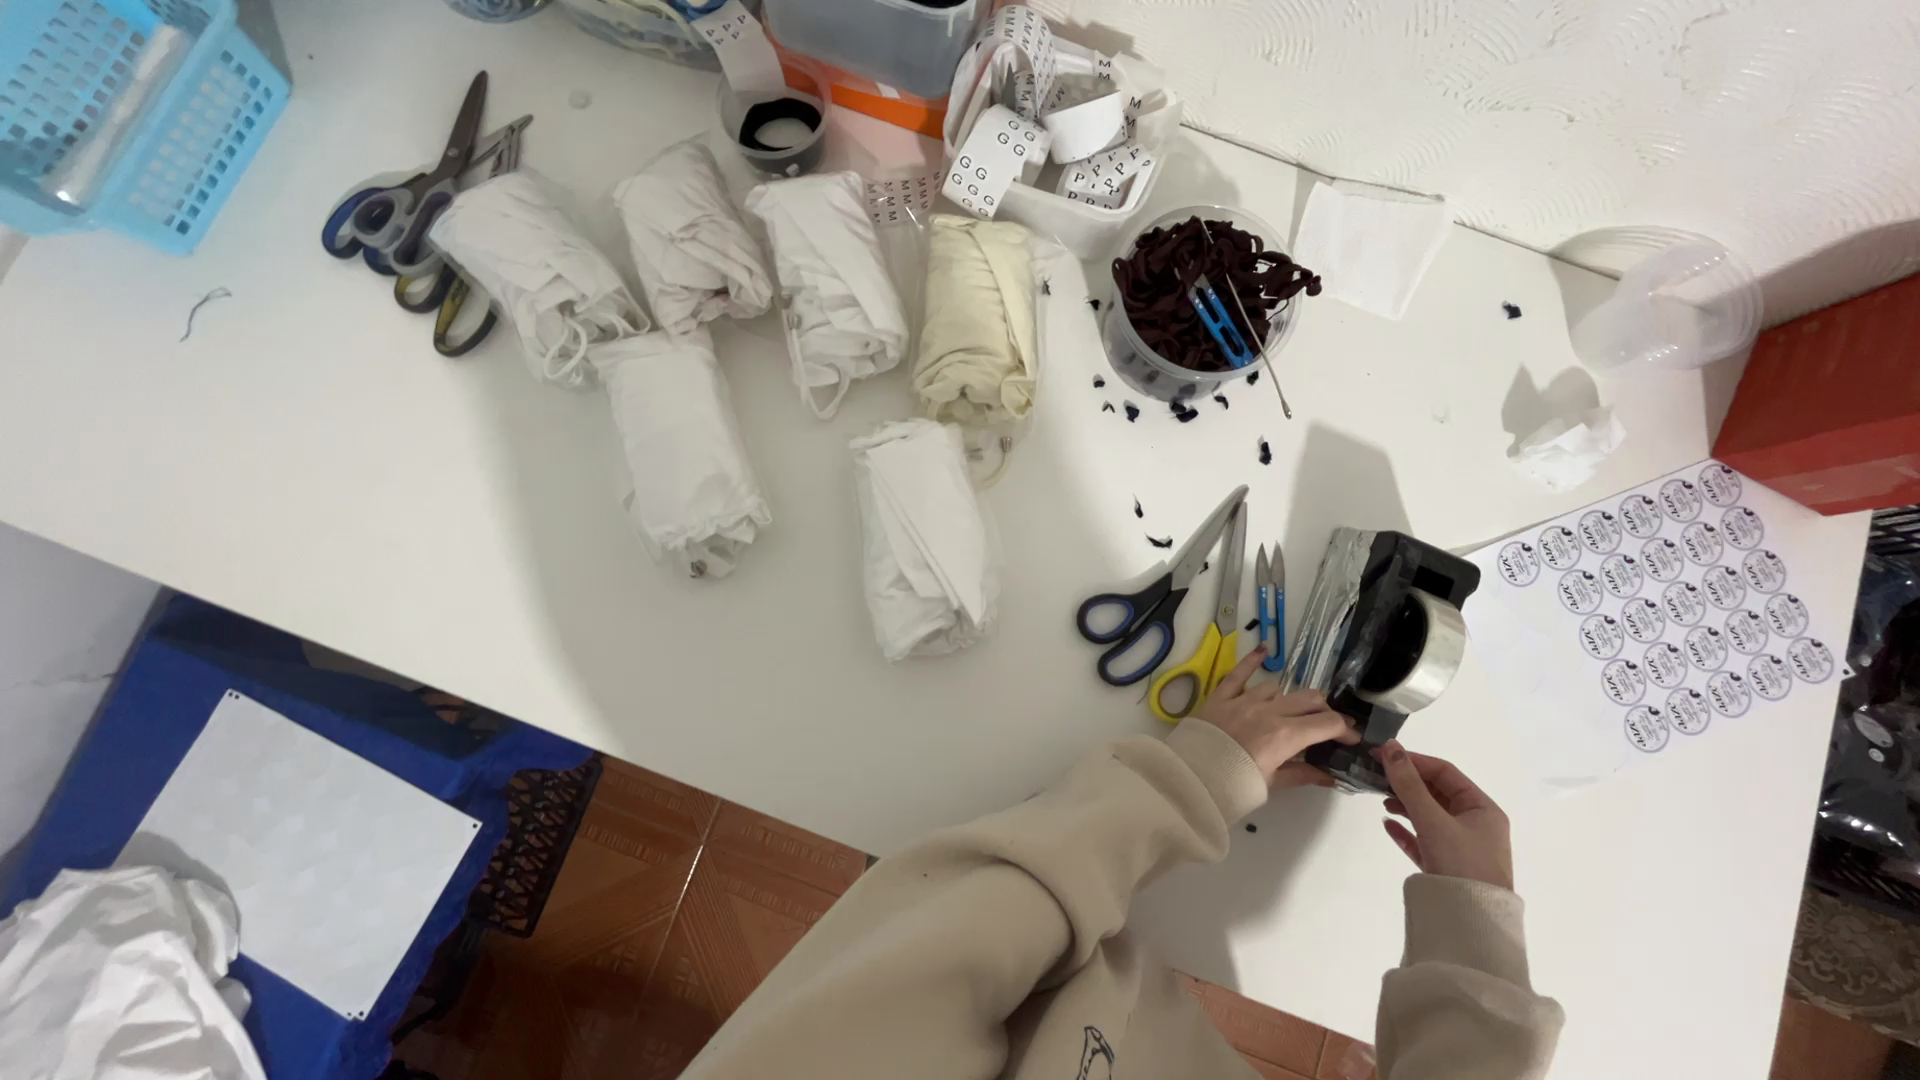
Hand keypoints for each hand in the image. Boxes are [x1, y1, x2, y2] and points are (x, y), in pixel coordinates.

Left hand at [1196, 646, 1358, 787]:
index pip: (1327, 723)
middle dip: (1323, 711)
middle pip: (1308, 700)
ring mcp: (1243, 700)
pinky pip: (1238, 674)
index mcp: (1286, 735)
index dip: (1344, 730)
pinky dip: (1252, 661)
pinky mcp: (1221, 696)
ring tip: (1289, 711)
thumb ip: (1302, 774)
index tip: (1349, 739)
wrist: (1191, 778)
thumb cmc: (1233, 785)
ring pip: (1277, 688)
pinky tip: (1263, 650)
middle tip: (1325, 725)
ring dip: (1288, 699)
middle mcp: (1268, 711)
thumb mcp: (1272, 783)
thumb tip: (1329, 776)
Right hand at [1375, 740, 1513, 890]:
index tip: (1382, 755)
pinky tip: (1387, 824)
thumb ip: (1408, 783)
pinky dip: (1405, 829)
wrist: (1471, 920)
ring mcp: (1460, 845)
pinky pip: (1423, 838)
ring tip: (1381, 801)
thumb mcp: (1432, 819)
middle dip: (1406, 782)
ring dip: (1404, 803)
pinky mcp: (1446, 864)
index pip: (1444, 772)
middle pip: (1436, 792)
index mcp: (1482, 808)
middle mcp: (1474, 824)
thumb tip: (1390, 747)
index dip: (1413, 760)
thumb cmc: (1460, 861)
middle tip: (1376, 776)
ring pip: (1428, 814)